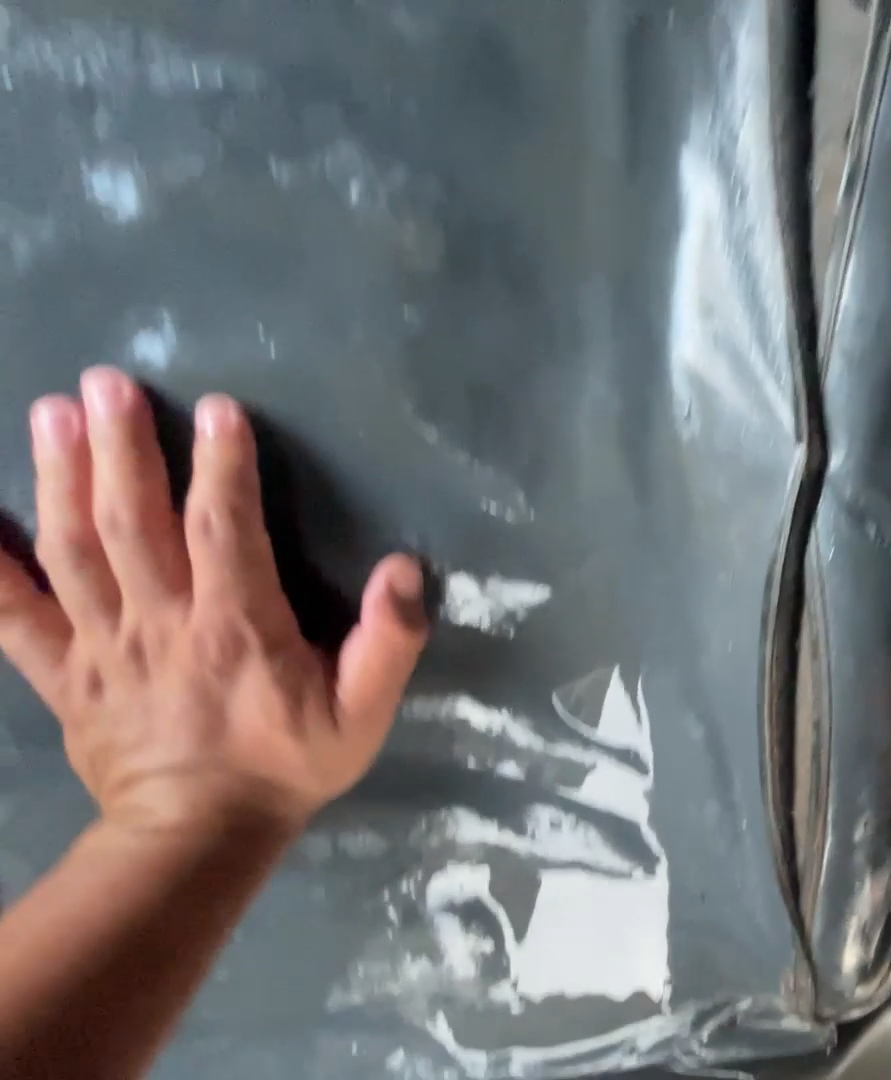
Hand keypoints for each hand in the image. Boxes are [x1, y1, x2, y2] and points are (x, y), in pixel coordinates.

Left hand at [0, 368, 428, 838]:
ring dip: (57, 478)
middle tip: (107, 385)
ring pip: (69, 548)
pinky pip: (9, 613)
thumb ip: (391, 638)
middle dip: (121, 448)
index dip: (221, 466)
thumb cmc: (295, 761)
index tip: (218, 410)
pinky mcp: (60, 672)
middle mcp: (159, 621)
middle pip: (130, 522)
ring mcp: (99, 645)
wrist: (201, 833)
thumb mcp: (367, 707)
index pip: (222, 528)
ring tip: (51, 416)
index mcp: (235, 624)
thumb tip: (404, 568)